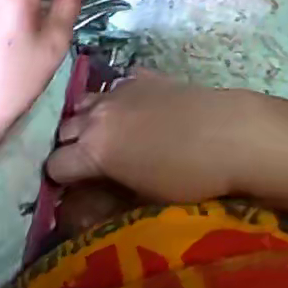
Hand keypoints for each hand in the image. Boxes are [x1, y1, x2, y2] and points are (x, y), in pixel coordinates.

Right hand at [46, 72, 269, 202]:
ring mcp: (120, 90)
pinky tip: (134, 111)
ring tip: (106, 136)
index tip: (72, 190)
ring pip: (85, 102)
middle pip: (64, 129)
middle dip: (70, 147)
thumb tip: (82, 210)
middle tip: (88, 165)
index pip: (54, 164)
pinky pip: (116, 85)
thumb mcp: (144, 201)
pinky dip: (117, 99)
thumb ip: (107, 201)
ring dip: (87, 120)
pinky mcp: (144, 77)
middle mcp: (98, 114)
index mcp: (93, 148)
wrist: (232, 133)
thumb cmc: (189, 178)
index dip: (59, 180)